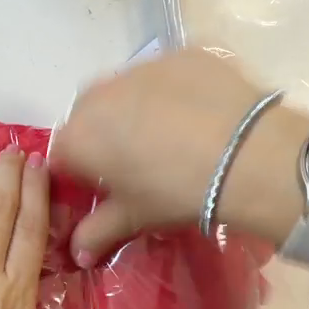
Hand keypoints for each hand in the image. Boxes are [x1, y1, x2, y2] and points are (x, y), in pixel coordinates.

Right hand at [50, 49, 308, 265]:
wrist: (249, 154)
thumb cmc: (176, 191)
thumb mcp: (133, 217)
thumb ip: (96, 233)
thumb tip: (77, 255)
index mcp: (77, 137)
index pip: (59, 157)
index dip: (76, 175)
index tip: (99, 189)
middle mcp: (97, 95)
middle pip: (86, 117)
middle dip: (100, 137)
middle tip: (133, 163)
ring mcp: (140, 68)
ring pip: (122, 91)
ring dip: (131, 110)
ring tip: (167, 136)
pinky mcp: (180, 54)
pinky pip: (163, 75)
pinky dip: (170, 91)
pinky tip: (196, 114)